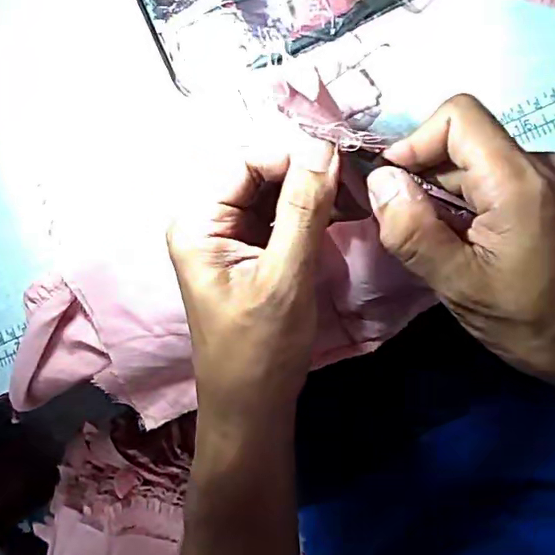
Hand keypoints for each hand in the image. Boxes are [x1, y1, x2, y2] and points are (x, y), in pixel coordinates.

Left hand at [167, 137, 338, 425]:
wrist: (253, 408)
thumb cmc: (261, 350)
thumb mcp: (286, 277)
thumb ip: (304, 209)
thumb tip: (322, 146)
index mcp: (198, 222)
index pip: (246, 161)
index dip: (293, 156)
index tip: (342, 165)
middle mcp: (207, 219)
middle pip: (261, 172)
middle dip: (308, 173)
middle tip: (356, 182)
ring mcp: (230, 233)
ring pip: (276, 190)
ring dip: (315, 190)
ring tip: (355, 197)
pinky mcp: (252, 248)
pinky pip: (282, 212)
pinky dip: (312, 210)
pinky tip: (342, 212)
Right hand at [366, 95, 554, 395]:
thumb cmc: (540, 324)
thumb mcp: (462, 287)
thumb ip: (413, 232)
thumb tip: (379, 179)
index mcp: (518, 178)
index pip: (458, 115)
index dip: (415, 142)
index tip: (395, 188)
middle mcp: (541, 162)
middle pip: (465, 143)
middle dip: (427, 180)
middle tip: (416, 235)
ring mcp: (554, 176)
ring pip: (479, 164)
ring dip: (449, 198)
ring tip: (449, 249)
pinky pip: (500, 180)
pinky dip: (474, 205)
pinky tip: (475, 247)